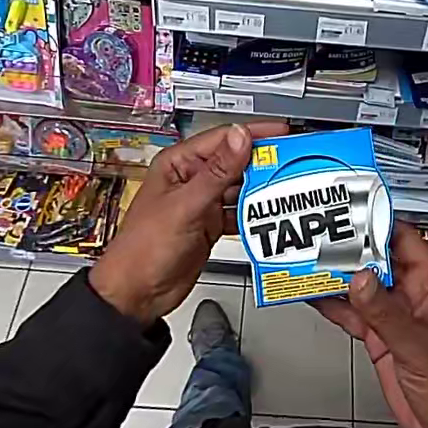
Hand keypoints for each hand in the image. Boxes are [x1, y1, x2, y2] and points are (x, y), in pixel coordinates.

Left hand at [90, 120, 286, 324]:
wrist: (136, 294)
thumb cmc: (143, 248)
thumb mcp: (185, 205)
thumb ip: (216, 171)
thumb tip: (240, 138)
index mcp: (178, 164)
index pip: (223, 138)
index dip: (253, 134)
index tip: (281, 132)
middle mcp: (191, 179)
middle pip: (234, 161)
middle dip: (262, 161)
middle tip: (291, 160)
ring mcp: (201, 202)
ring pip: (238, 187)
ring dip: (259, 188)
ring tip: (283, 186)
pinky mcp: (209, 224)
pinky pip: (238, 212)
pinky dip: (252, 214)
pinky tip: (266, 216)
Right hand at [314, 225, 427, 427]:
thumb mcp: (419, 346)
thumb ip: (385, 313)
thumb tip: (359, 280)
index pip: (404, 240)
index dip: (378, 225)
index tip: (351, 214)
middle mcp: (414, 295)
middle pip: (377, 260)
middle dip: (350, 251)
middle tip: (319, 240)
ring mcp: (396, 317)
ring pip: (362, 286)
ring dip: (338, 277)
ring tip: (309, 263)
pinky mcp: (382, 338)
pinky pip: (354, 313)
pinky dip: (334, 305)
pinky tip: (315, 296)